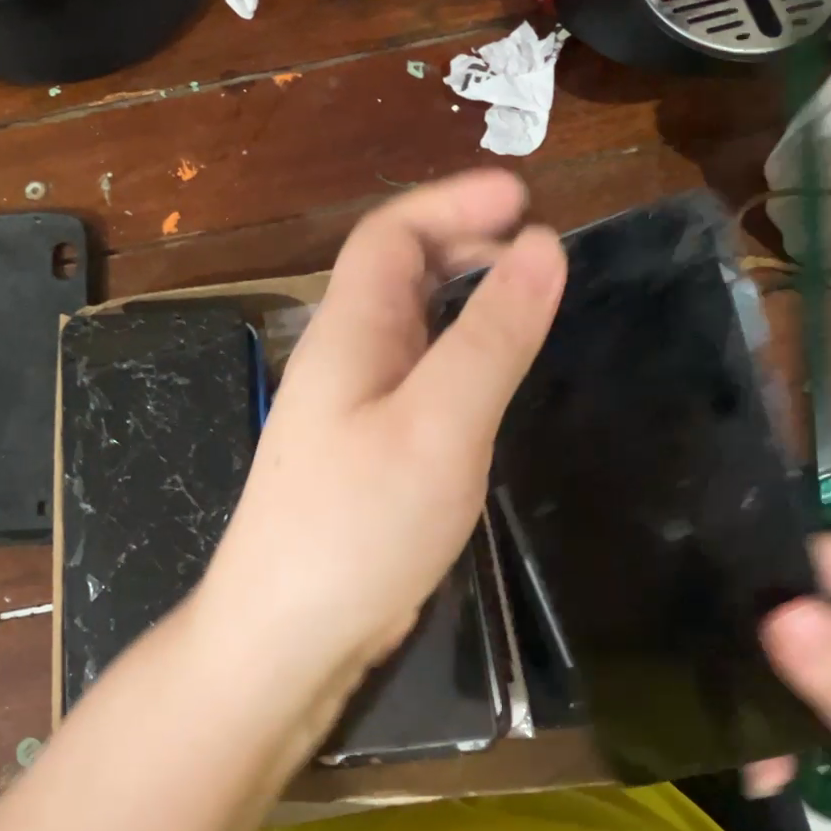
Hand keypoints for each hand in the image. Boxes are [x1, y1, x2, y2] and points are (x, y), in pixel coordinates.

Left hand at [193, 169, 565, 677]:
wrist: (288, 634)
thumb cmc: (358, 526)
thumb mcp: (438, 426)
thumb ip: (491, 337)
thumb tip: (542, 245)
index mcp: (349, 335)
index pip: (390, 236)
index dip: (453, 202)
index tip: (525, 197)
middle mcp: (343, 363)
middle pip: (397, 277)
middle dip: (463, 245)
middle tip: (536, 250)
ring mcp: (350, 415)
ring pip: (409, 332)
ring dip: (463, 302)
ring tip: (526, 301)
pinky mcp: (365, 461)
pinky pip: (416, 384)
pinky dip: (458, 361)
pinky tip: (490, 384)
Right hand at [761, 518, 830, 830]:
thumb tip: (778, 611)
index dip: (814, 557)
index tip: (730, 572)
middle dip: (789, 587)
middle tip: (721, 609)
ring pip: (826, 605)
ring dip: (779, 643)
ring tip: (730, 675)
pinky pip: (817, 653)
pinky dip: (784, 684)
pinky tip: (766, 744)